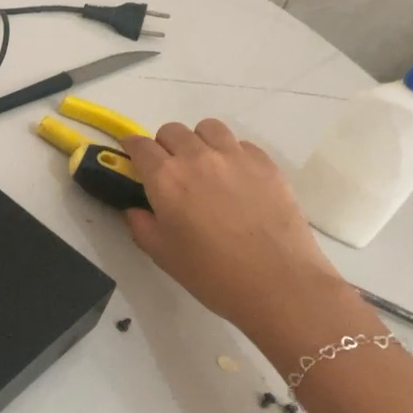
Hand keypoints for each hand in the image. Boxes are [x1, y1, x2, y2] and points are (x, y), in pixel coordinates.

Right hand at [119, 119, 354, 337]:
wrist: (279, 283)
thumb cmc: (212, 273)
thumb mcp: (162, 254)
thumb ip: (141, 225)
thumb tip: (136, 209)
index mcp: (165, 177)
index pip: (139, 145)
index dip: (133, 149)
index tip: (134, 159)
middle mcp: (196, 157)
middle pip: (172, 130)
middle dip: (165, 146)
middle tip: (171, 171)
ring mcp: (234, 157)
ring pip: (208, 128)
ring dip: (199, 141)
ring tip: (206, 166)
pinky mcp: (266, 164)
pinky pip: (241, 144)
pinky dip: (232, 154)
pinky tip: (237, 179)